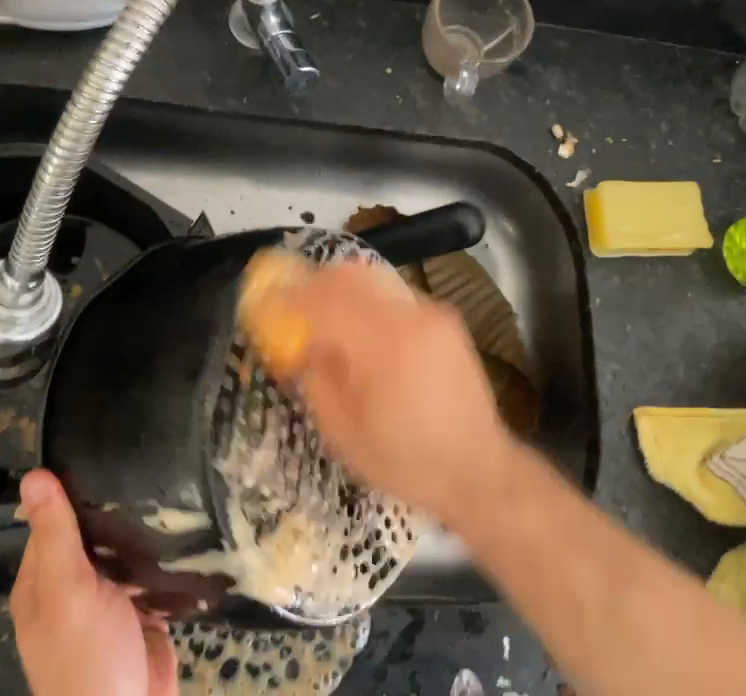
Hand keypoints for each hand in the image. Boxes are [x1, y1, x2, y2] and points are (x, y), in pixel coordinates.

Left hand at [10, 471, 179, 695]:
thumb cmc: (87, 657)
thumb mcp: (67, 591)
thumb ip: (55, 535)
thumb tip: (33, 475)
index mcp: (42, 581)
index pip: (53, 519)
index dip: (73, 487)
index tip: (106, 449)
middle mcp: (73, 588)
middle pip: (92, 533)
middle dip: (116, 503)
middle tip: (151, 457)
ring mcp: (110, 602)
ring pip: (124, 551)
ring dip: (143, 526)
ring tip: (175, 478)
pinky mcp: (144, 613)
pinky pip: (152, 573)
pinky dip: (165, 554)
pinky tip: (188, 523)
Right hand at [284, 262, 515, 522]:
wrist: (479, 469)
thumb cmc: (407, 462)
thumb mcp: (344, 434)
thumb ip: (316, 380)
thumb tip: (300, 345)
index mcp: (384, 346)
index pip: (324, 301)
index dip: (289, 299)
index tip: (266, 304)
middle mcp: (411, 317)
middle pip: (349, 275)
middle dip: (312, 284)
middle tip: (289, 304)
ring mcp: (433, 313)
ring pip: (372, 279)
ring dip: (340, 291)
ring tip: (322, 318)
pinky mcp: (446, 319)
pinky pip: (394, 296)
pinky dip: (368, 303)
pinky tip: (361, 333)